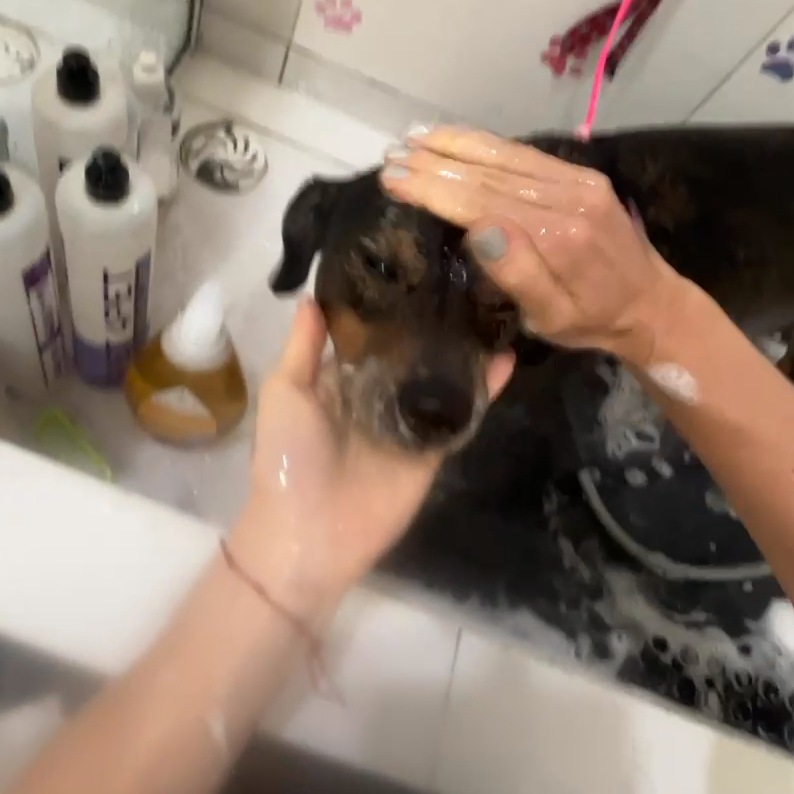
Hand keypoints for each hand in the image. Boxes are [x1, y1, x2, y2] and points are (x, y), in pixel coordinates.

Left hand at [227, 298, 512, 618]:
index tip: (415, 259)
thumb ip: (303, 347)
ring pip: (442, 377)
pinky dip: (485, 388)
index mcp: (340, 379)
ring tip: (494, 302)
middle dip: (434, 320)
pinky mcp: (434, 449)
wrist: (309, 534)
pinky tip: (508, 355)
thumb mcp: (286, 392)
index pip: (371, 332)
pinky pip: (462, 414)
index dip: (390, 302)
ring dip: (465, 348)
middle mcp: (378, 394)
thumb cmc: (288, 456)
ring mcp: (409, 422)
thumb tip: (312, 295)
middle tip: (468, 272)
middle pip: (412, 351)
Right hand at [381, 127, 691, 363]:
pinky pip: (523, 153)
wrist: (650, 303)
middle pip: (489, 173)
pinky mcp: (579, 175)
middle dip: (435, 162)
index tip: (393, 178)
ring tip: (412, 138)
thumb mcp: (552, 318)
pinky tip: (456, 138)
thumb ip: (519, 275)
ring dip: (454, 145)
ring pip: (504, 155)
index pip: (482, 204)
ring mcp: (577, 181)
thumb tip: (478, 229)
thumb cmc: (590, 320)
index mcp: (558, 238)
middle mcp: (568, 198)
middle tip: (389, 156)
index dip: (434, 188)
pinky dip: (484, 143)